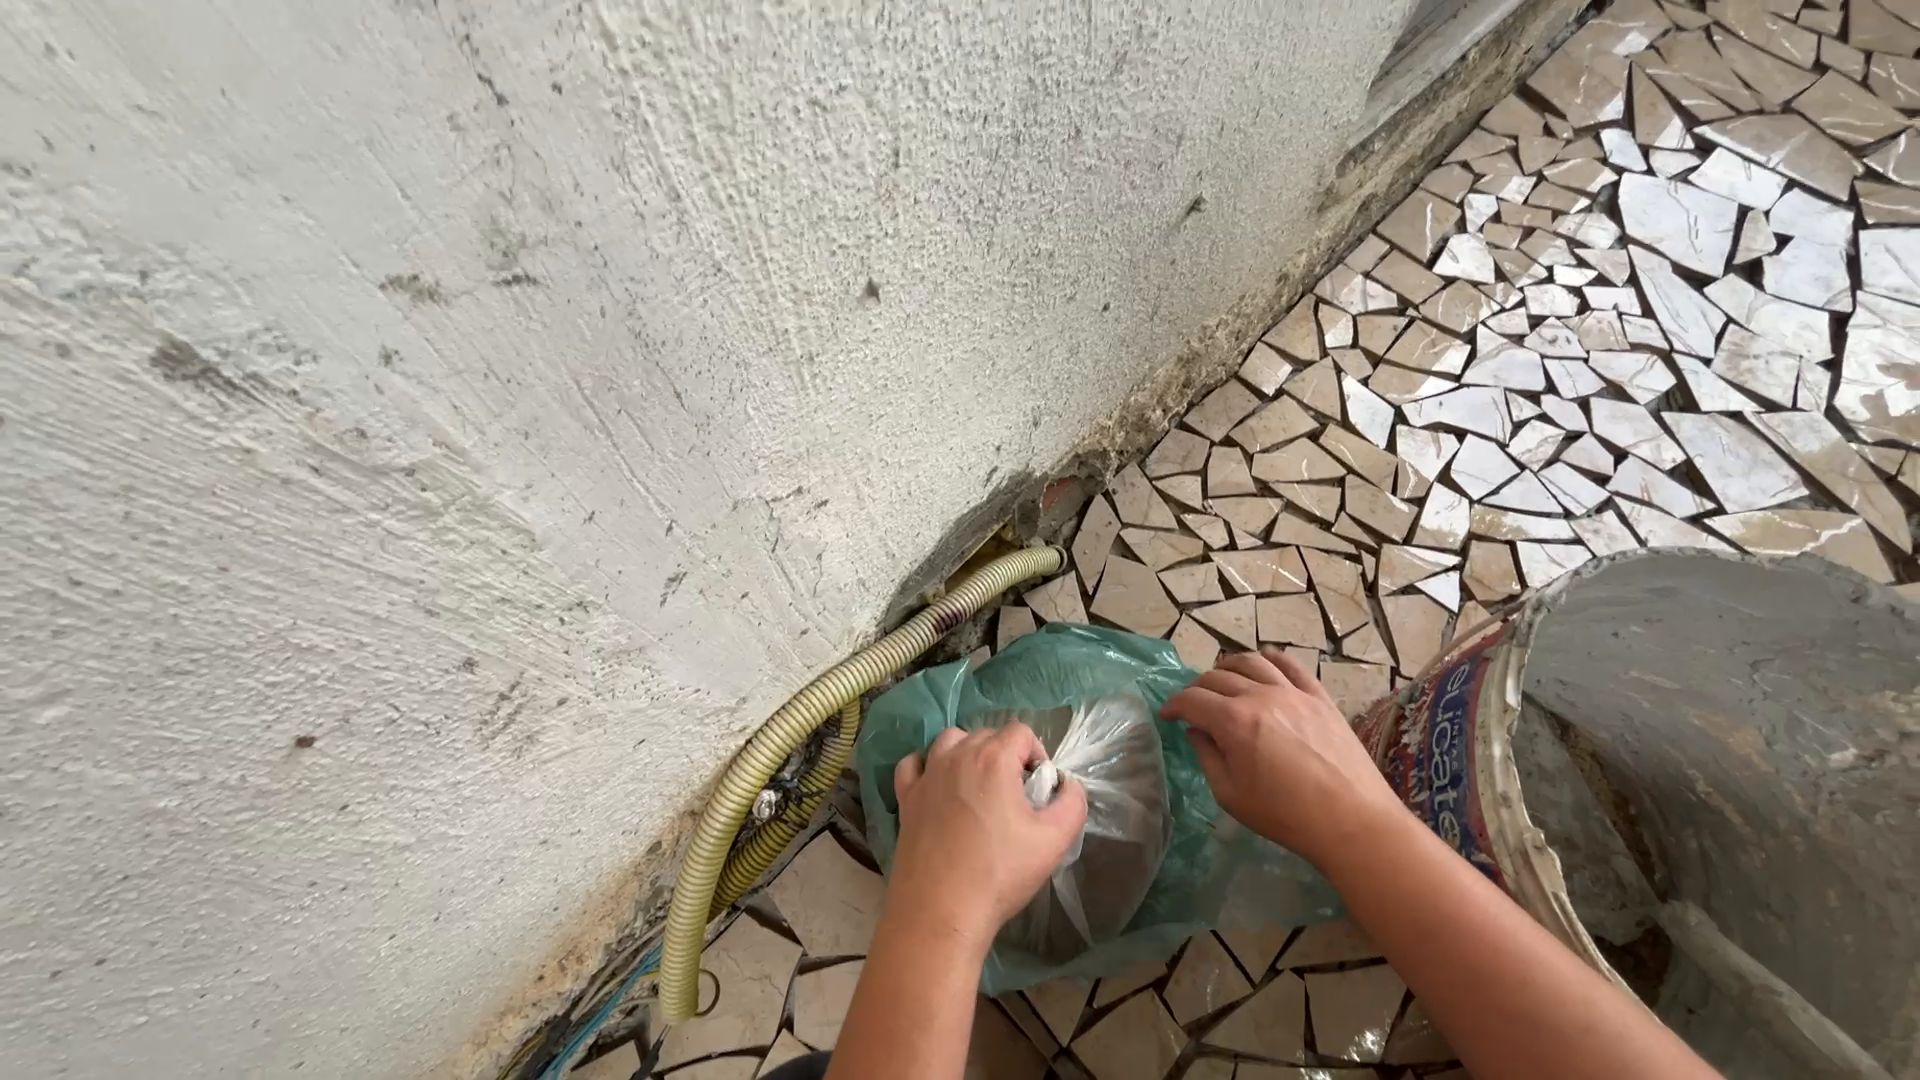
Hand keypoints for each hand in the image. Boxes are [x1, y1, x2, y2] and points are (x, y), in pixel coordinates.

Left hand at [888, 724, 1088, 948]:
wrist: (940, 911)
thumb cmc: (1000, 873)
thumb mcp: (1054, 841)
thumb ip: (1072, 803)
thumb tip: (1067, 785)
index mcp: (993, 759)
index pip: (1021, 731)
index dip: (1036, 753)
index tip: (1038, 787)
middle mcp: (956, 756)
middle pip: (987, 734)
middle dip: (1006, 755)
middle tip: (1014, 795)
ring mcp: (927, 775)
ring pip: (950, 741)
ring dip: (968, 753)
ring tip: (979, 787)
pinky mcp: (906, 797)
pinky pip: (914, 764)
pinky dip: (927, 767)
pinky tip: (939, 788)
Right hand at [1161, 647, 1409, 869]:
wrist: (1352, 822)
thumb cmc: (1285, 815)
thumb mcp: (1230, 795)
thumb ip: (1207, 756)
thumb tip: (1198, 731)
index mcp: (1233, 721)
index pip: (1191, 700)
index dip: (1173, 706)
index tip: (1167, 716)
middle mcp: (1260, 696)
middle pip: (1216, 678)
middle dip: (1196, 690)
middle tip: (1193, 707)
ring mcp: (1292, 692)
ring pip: (1250, 662)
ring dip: (1227, 667)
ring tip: (1222, 680)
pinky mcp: (1319, 697)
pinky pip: (1290, 664)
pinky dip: (1270, 658)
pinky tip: (1263, 664)